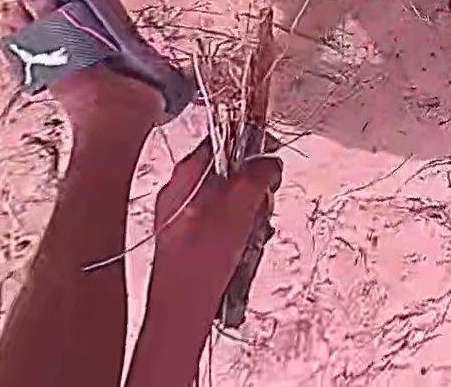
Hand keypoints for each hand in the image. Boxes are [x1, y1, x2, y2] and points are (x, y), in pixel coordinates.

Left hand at [149, 140, 279, 298]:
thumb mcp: (242, 204)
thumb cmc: (201, 261)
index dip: (250, 142)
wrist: (181, 313)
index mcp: (185, 173)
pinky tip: (245, 243)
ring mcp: (182, 216)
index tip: (269, 151)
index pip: (223, 137)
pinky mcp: (188, 239)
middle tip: (262, 199)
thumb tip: (270, 160)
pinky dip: (238, 225)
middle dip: (252, 183)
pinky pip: (221, 218)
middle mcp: (179, 190)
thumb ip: (259, 173)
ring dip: (248, 207)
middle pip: (228, 168)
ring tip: (254, 228)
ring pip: (227, 195)